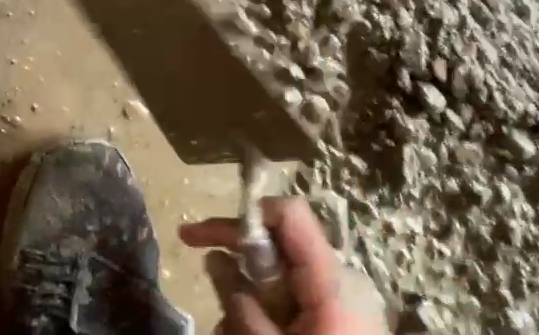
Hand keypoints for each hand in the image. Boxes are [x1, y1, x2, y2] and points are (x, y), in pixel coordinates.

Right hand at [179, 198, 380, 334]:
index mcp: (331, 282)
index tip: (206, 233)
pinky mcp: (342, 325)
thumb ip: (240, 303)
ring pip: (283, 277)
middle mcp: (342, 282)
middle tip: (193, 254)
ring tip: (226, 328)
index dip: (246, 215)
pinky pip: (298, 302)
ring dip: (247, 293)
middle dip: (236, 257)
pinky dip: (269, 312)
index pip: (289, 216)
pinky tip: (248, 333)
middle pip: (279, 245)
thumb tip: (216, 261)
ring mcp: (345, 305)